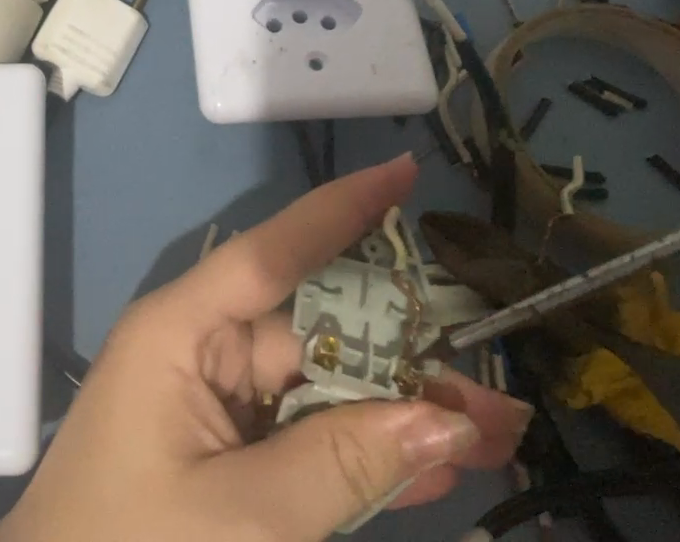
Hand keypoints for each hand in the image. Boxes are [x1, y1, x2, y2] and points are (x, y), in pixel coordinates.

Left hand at [0, 155, 530, 541]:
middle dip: (406, 356)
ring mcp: (218, 403)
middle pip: (317, 330)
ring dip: (401, 412)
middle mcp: (202, 351)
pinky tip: (436, 467)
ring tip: (496, 434)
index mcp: (182, 331)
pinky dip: (365, 453)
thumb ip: (344, 461)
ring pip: (324, 387)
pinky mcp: (230, 452)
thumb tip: (447, 416)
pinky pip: (309, 435)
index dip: (338, 211)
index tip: (402, 172)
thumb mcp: (243, 515)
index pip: (270, 252)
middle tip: (496, 391)